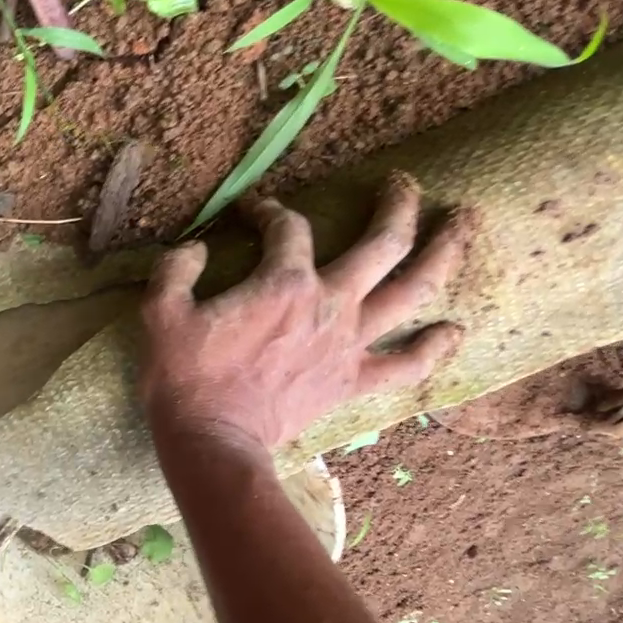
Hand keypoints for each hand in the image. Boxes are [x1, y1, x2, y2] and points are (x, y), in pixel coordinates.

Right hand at [139, 174, 467, 452]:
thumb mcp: (159, 313)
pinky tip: (452, 330)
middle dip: (397, 206)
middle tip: (403, 183)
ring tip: (463, 225)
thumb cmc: (183, 376)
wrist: (210, 438)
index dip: (267, 210)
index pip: (286, 228)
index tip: (249, 209)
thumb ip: (176, 269)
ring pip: (414, 291)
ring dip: (445, 253)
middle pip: (383, 244)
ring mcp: (348, 344)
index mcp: (283, 283)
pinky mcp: (351, 382)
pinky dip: (434, 347)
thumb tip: (195, 249)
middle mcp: (329, 304)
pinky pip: (407, 365)